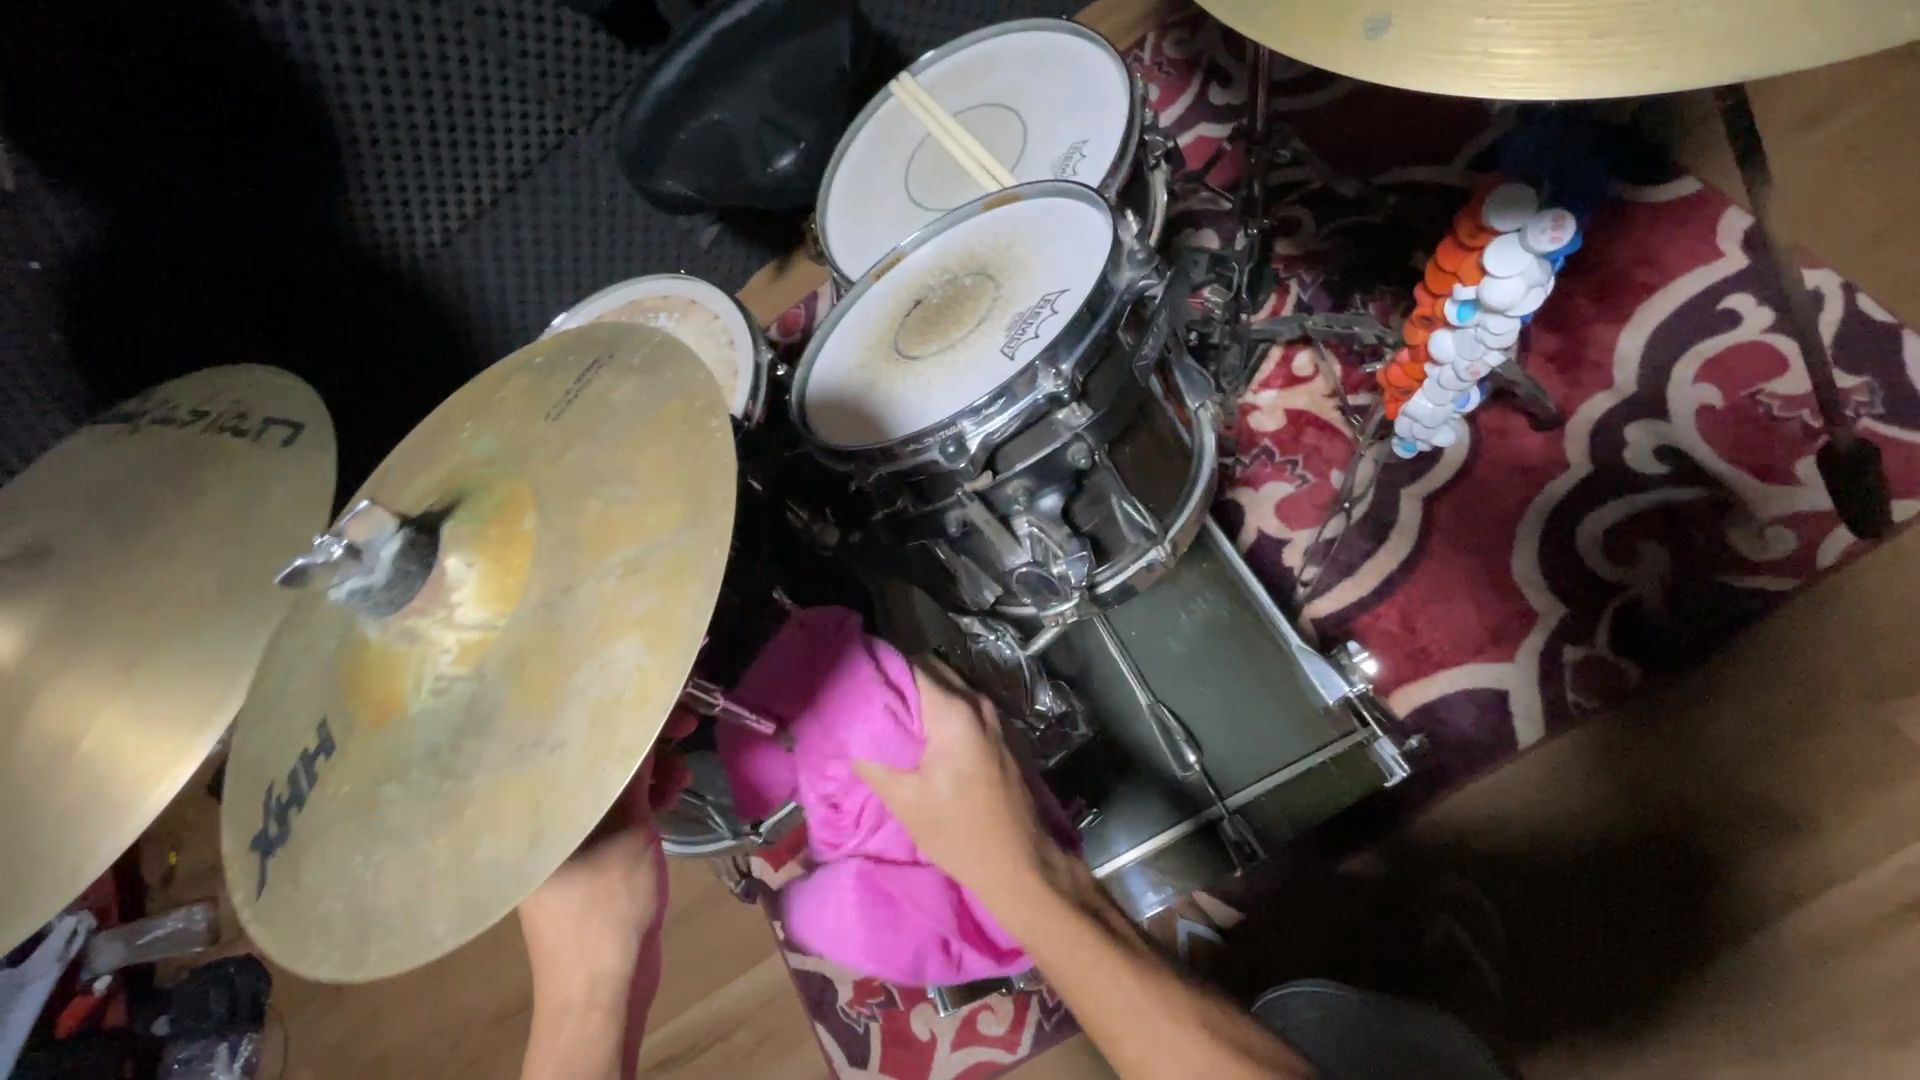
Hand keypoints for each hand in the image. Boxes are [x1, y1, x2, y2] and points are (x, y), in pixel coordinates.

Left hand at [517, 710, 695, 1000]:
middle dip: (641, 739)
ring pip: (608, 780)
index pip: (573, 735)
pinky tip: (670, 794)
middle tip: (686, 727)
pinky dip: (643, 796)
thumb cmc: (606, 902)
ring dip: (649, 769)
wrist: (603, 983)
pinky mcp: (585, 850)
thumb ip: (633, 768)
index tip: (662, 701)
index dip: (619, 711)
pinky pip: (614, 806)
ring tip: (682, 775)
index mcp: (535, 804)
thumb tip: (643, 708)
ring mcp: (563, 833)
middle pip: (592, 755)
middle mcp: (541, 812)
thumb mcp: (626, 826)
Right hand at [853, 661, 1063, 905]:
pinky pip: (966, 706)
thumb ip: (874, 765)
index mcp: (954, 713)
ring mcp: (995, 719)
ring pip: (953, 688)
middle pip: (935, 672)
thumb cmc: (959, 832)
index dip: (885, 671)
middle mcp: (978, 705)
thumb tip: (850, 743)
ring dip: (925, 695)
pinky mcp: (1002, 735)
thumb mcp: (905, 801)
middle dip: (904, 679)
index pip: (914, 668)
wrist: (1019, 861)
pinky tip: (923, 732)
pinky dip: (944, 709)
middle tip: (873, 698)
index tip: (861, 681)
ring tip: (893, 714)